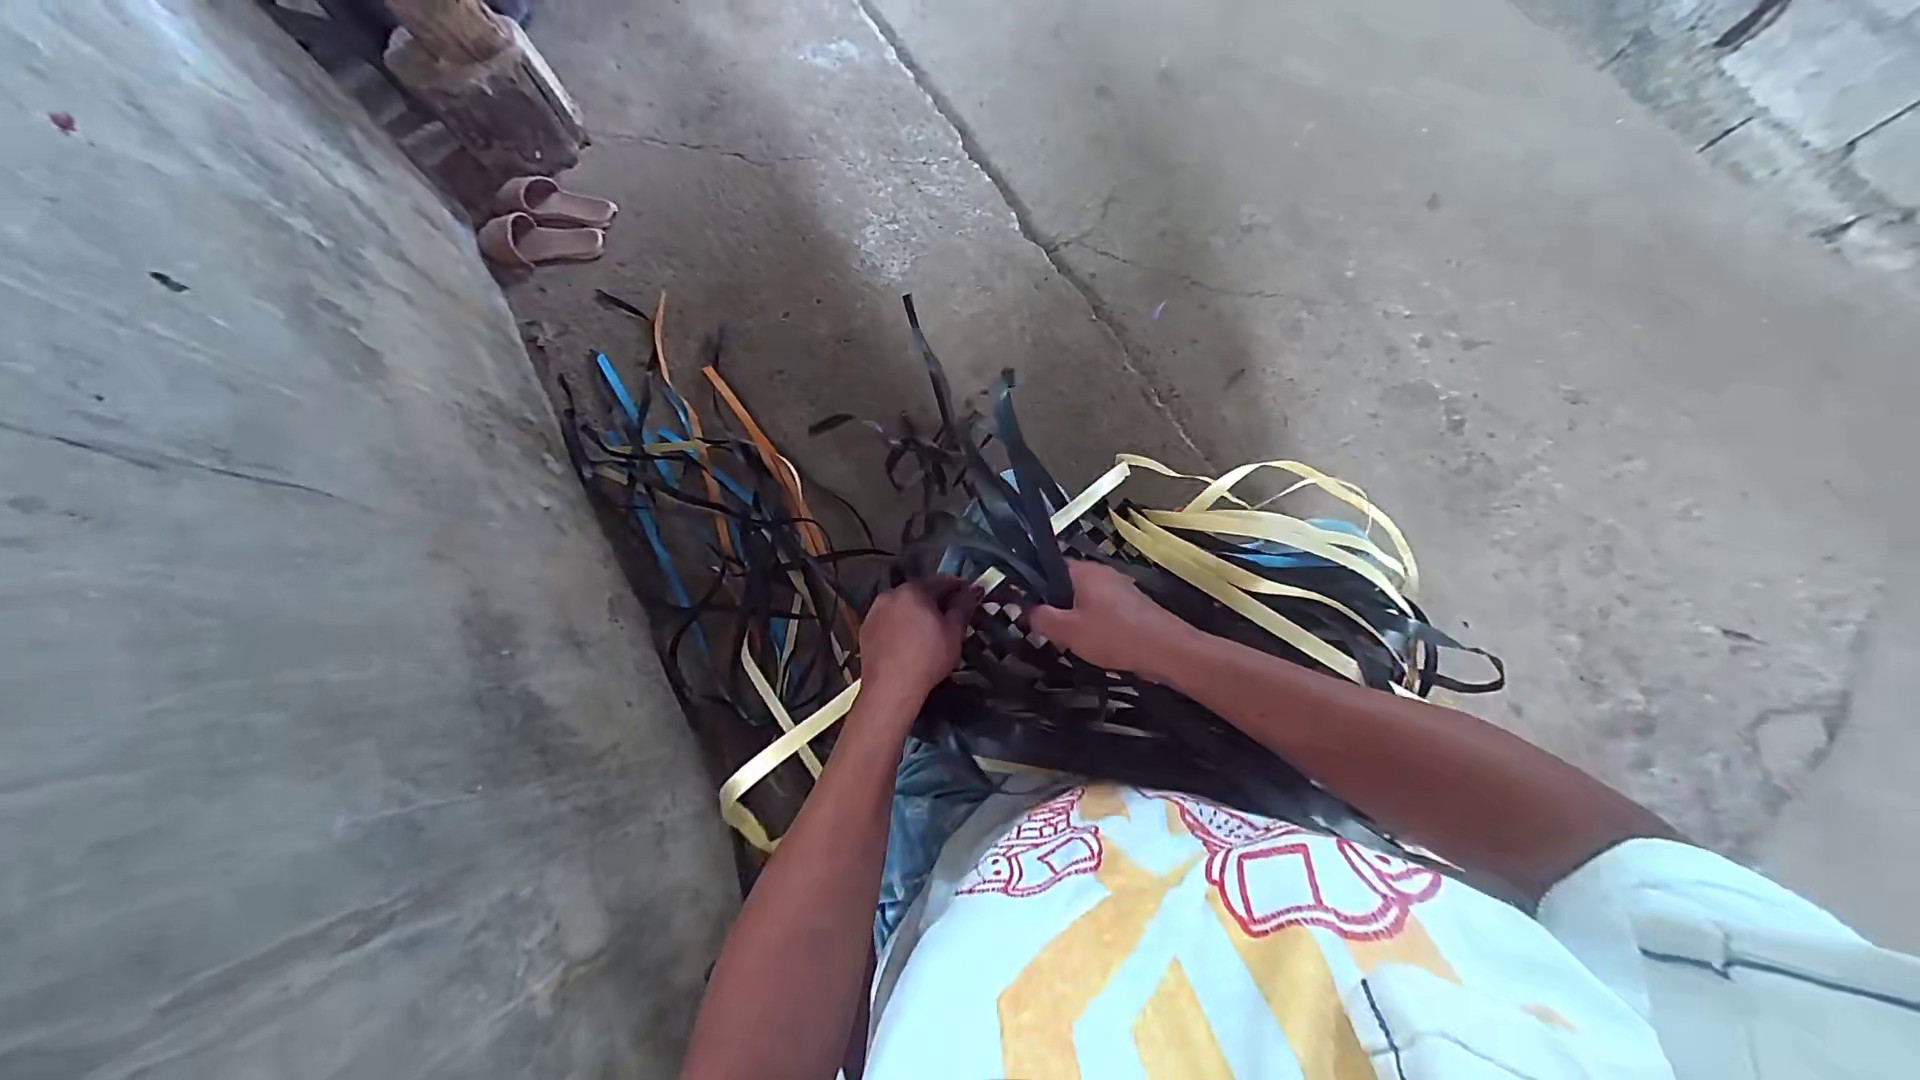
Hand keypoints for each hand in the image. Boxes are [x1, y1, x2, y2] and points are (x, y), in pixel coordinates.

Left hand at [857, 577, 979, 705]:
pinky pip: (889, 620)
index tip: (970, 596)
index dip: (960, 588)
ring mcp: (875, 612)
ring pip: (903, 606)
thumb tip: (972, 590)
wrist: (891, 688)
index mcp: (914, 590)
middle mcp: (891, 595)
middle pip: (920, 592)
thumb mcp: (954, 632)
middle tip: (952, 617)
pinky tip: (909, 642)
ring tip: (930, 632)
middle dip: (937, 601)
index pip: (942, 581)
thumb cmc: (926, 659)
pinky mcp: (867, 629)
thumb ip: (964, 606)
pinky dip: (901, 625)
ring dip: (917, 612)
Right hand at [1029, 560, 1200, 681]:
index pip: (1048, 567)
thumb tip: (1027, 610)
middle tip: (1048, 630)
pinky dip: (1093, 625)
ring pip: (1083, 600)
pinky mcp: (1130, 605)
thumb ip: (1040, 619)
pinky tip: (1094, 644)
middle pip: (1065, 585)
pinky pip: (1101, 610)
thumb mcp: (1067, 631)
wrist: (1168, 651)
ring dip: (1073, 619)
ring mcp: (1118, 588)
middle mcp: (1101, 573)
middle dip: (1054, 607)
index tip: (1024, 607)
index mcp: (1083, 571)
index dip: (1033, 587)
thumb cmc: (1117, 637)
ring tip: (1071, 641)